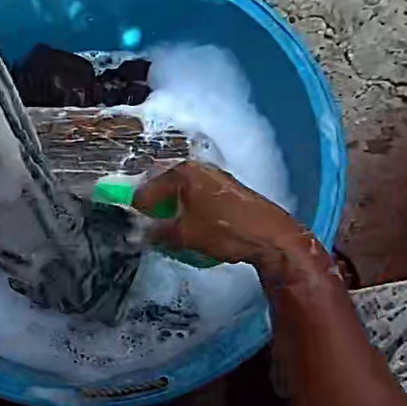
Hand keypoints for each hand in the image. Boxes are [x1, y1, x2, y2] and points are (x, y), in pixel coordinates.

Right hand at [133, 161, 316, 268]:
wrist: (271, 236)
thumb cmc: (225, 231)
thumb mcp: (184, 235)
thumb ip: (158, 233)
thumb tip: (141, 234)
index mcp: (183, 173)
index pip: (147, 190)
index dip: (138, 211)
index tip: (135, 227)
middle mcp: (198, 168)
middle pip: (164, 187)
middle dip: (156, 208)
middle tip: (151, 229)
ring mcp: (215, 177)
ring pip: (182, 192)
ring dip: (174, 210)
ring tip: (172, 231)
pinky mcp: (227, 189)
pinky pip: (198, 197)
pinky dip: (190, 209)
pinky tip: (194, 227)